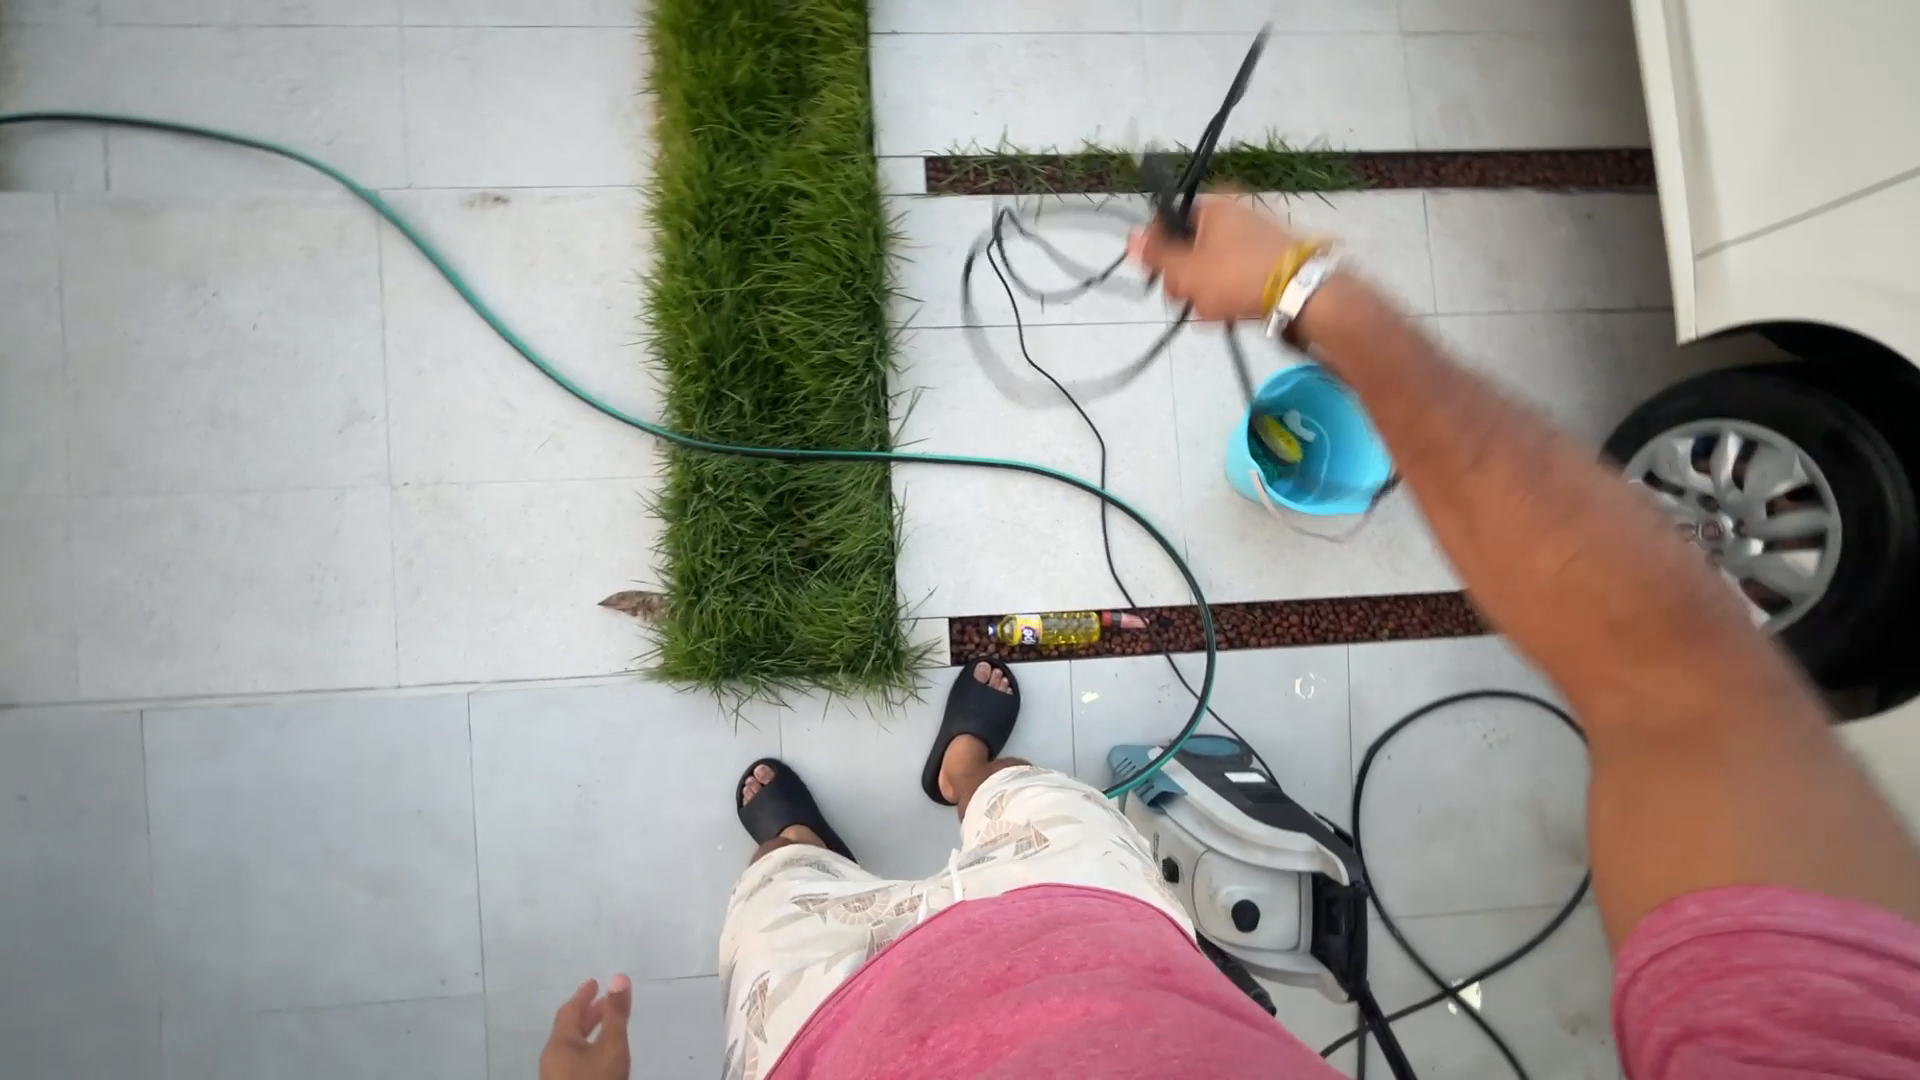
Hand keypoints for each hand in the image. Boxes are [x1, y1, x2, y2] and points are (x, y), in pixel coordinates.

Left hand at [539, 976, 632, 1079]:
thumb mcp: (612, 1045)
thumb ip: (616, 1012)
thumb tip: (619, 977)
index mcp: (559, 1044)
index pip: (568, 1011)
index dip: (583, 995)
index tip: (594, 982)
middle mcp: (552, 1059)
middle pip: (568, 1029)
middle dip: (588, 1012)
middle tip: (605, 1000)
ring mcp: (554, 1077)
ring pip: (570, 1046)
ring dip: (588, 1030)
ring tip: (607, 1024)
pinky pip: (572, 1059)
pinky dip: (586, 1046)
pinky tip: (600, 1053)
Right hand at [1127, 195, 1299, 320]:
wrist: (1299, 292)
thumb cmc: (1235, 276)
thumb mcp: (1185, 269)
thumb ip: (1155, 256)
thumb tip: (1130, 236)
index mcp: (1212, 208)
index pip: (1168, 224)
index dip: (1157, 252)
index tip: (1158, 277)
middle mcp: (1234, 215)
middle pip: (1188, 249)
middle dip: (1183, 280)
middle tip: (1187, 299)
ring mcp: (1253, 238)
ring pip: (1209, 269)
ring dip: (1203, 294)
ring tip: (1211, 312)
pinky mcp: (1268, 262)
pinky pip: (1233, 278)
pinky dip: (1226, 296)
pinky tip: (1226, 313)